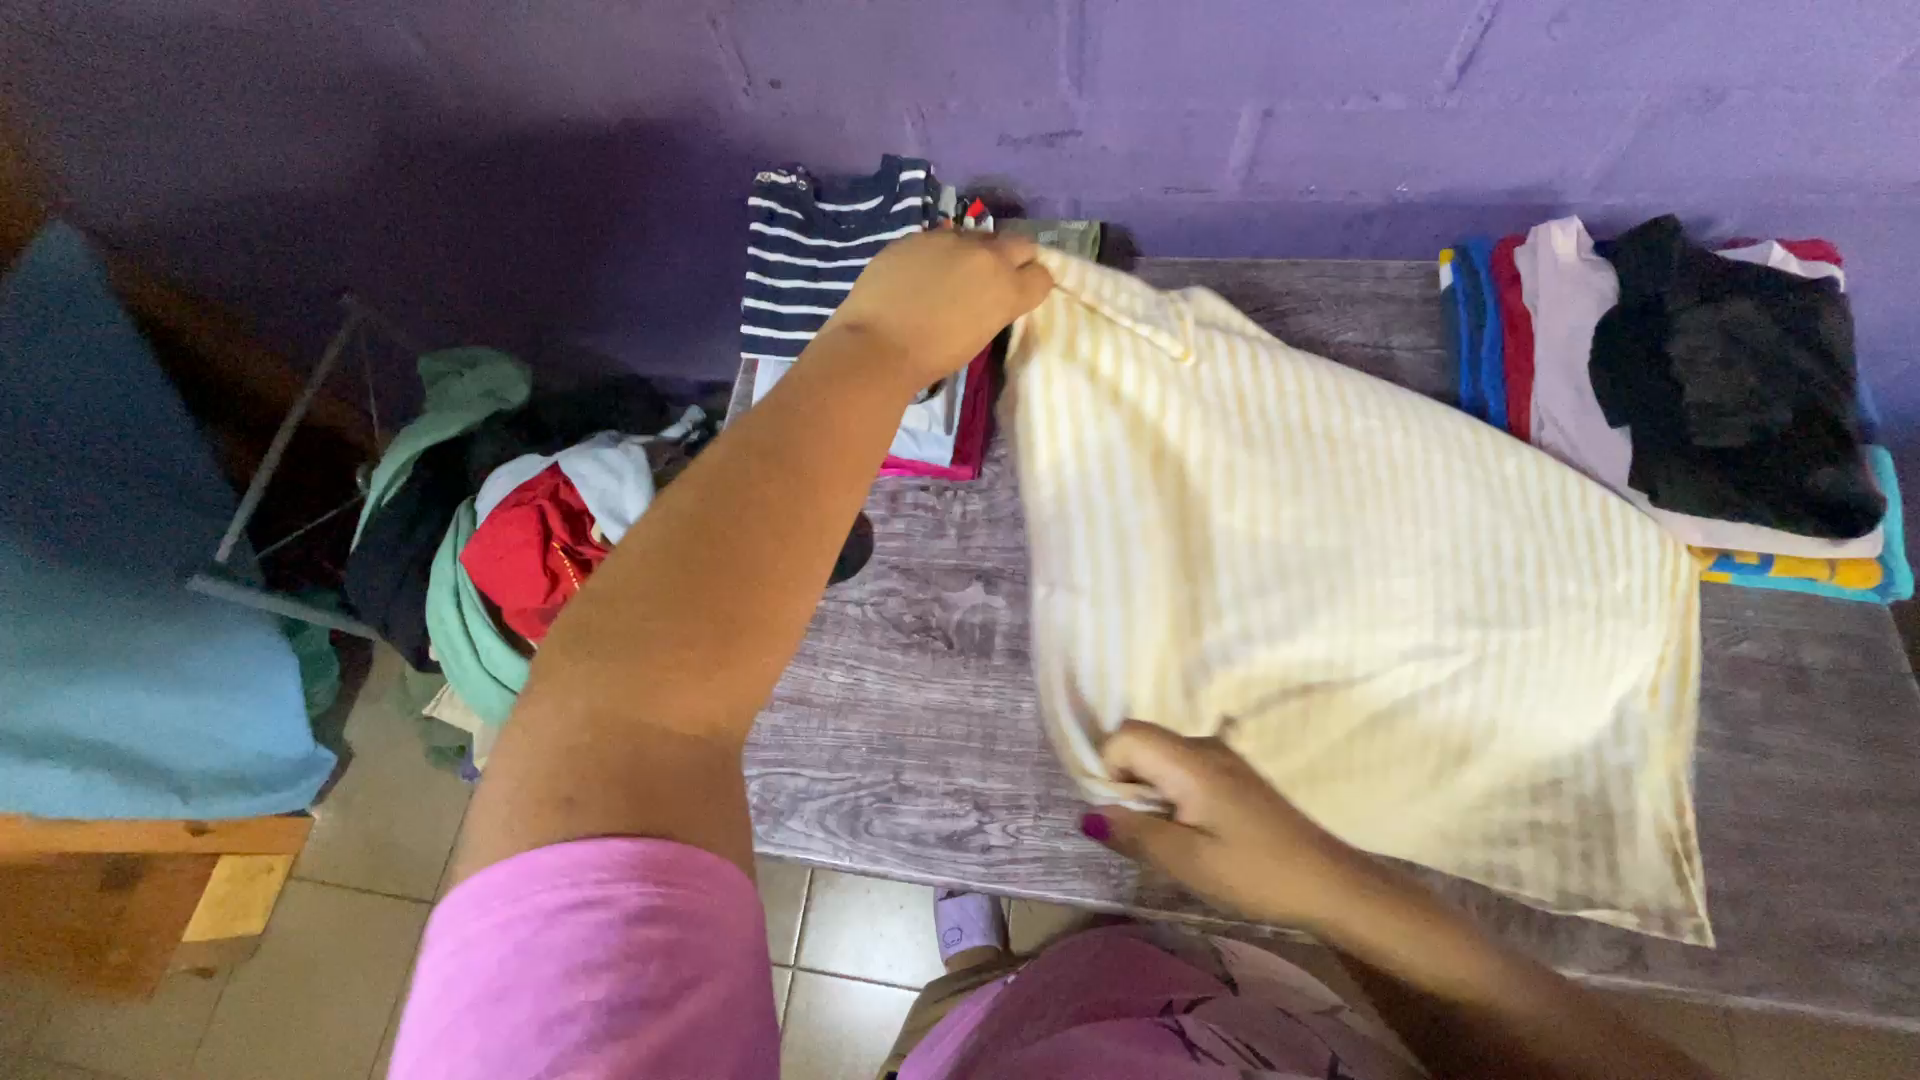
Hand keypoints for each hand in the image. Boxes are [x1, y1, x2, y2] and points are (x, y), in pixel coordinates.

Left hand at [821, 230, 1052, 388]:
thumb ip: (993, 306)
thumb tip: (987, 293)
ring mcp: (949, 240)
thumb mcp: (978, 336)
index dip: (1033, 285)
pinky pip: (939, 238)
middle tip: (996, 276)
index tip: (1022, 293)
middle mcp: (986, 256)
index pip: (1041, 276)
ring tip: (954, 274)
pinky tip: (921, 273)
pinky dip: (939, 252)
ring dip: (974, 251)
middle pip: (1019, 244)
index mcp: (1007, 289)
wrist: (878, 346)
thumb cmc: (932, 358)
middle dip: (1014, 258)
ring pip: (977, 236)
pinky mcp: (917, 237)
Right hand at [1083, 722, 1376, 930]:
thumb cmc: (1255, 873)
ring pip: (1160, 755)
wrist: (1330, 884)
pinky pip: (1183, 767)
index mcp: (1190, 761)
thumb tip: (1088, 815)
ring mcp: (1222, 757)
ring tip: (1170, 836)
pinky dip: (1171, 792)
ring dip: (1148, 789)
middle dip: (1125, 780)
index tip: (1123, 815)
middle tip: (1143, 831)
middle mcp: (1204, 746)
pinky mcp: (1234, 774)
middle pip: (1141, 741)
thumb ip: (1134, 833)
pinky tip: (1193, 831)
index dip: (1109, 770)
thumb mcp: (1188, 862)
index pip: (1125, 736)